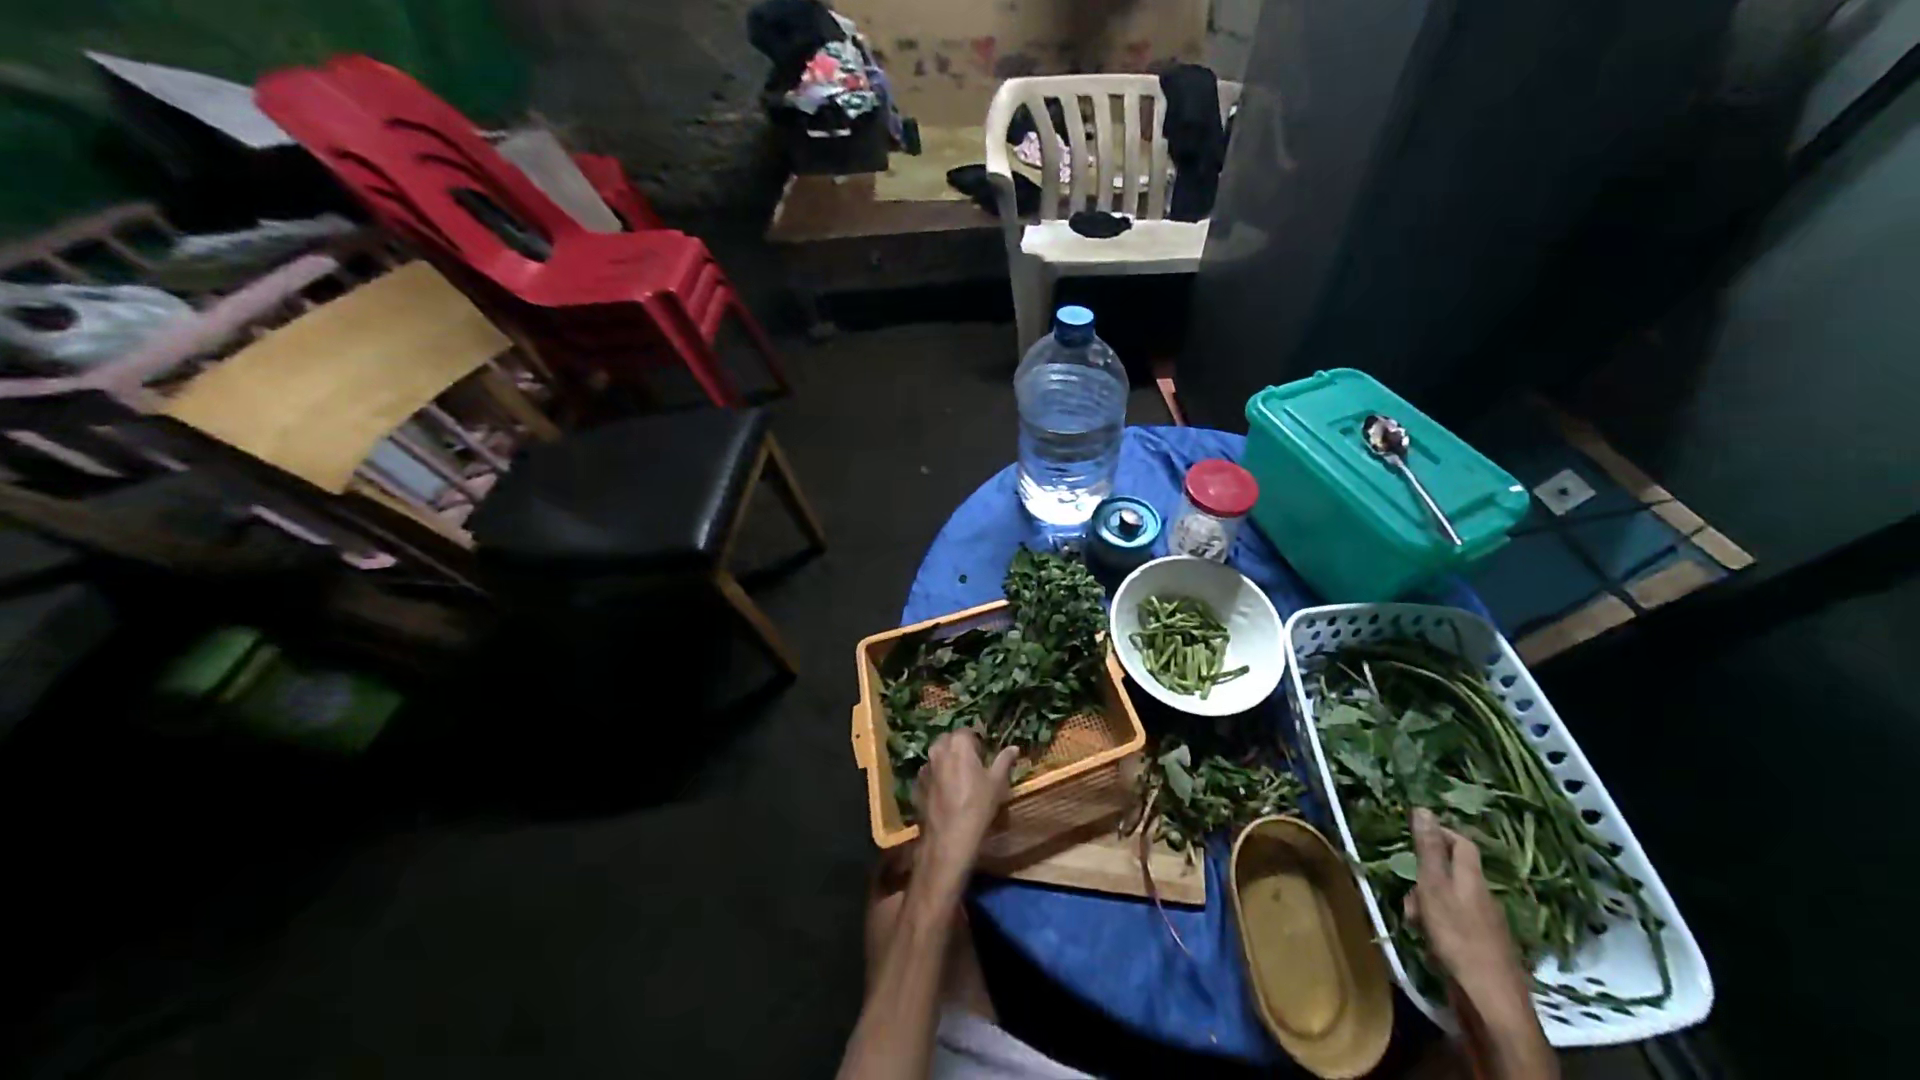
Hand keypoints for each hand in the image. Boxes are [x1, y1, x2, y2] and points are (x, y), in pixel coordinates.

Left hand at [913, 730, 1017, 884]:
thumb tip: (1014, 748)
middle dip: (959, 747)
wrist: (949, 836)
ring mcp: (925, 767)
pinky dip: (937, 776)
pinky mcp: (917, 784)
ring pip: (937, 756)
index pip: (967, 732)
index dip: (976, 741)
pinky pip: (929, 773)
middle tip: (973, 763)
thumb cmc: (978, 805)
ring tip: (960, 778)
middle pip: (948, 740)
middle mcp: (938, 750)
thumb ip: (1004, 761)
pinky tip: (947, 792)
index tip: (984, 753)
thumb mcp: (996, 782)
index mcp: (958, 744)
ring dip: (947, 760)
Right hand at [1405, 808, 1532, 1022]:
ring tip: (1412, 918)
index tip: (1414, 832)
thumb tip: (1423, 808)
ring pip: (1449, 897)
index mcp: (1472, 878)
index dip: (1440, 832)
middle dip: (1424, 874)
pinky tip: (1426, 937)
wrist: (1490, 997)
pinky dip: (1436, 923)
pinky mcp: (1481, 944)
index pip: (1462, 843)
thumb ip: (1428, 850)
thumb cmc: (1457, 935)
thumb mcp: (1433, 886)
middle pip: (1451, 871)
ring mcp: (1484, 922)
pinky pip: (1454, 920)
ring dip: (1426, 901)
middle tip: (1406, 887)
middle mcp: (1482, 895)